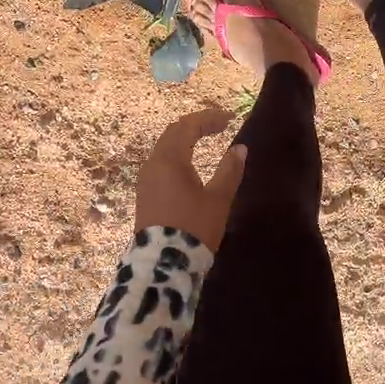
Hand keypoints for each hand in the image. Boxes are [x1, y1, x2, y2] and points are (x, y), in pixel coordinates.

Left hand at [134, 108, 247, 250]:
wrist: (164, 264)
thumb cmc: (194, 228)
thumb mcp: (218, 199)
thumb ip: (229, 170)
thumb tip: (239, 148)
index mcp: (170, 160)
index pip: (188, 126)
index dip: (209, 118)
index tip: (230, 119)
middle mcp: (153, 164)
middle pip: (173, 132)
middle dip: (197, 124)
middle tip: (220, 125)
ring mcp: (145, 179)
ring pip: (165, 146)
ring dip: (185, 138)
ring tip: (206, 138)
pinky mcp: (145, 193)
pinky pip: (161, 161)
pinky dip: (177, 152)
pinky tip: (190, 161)